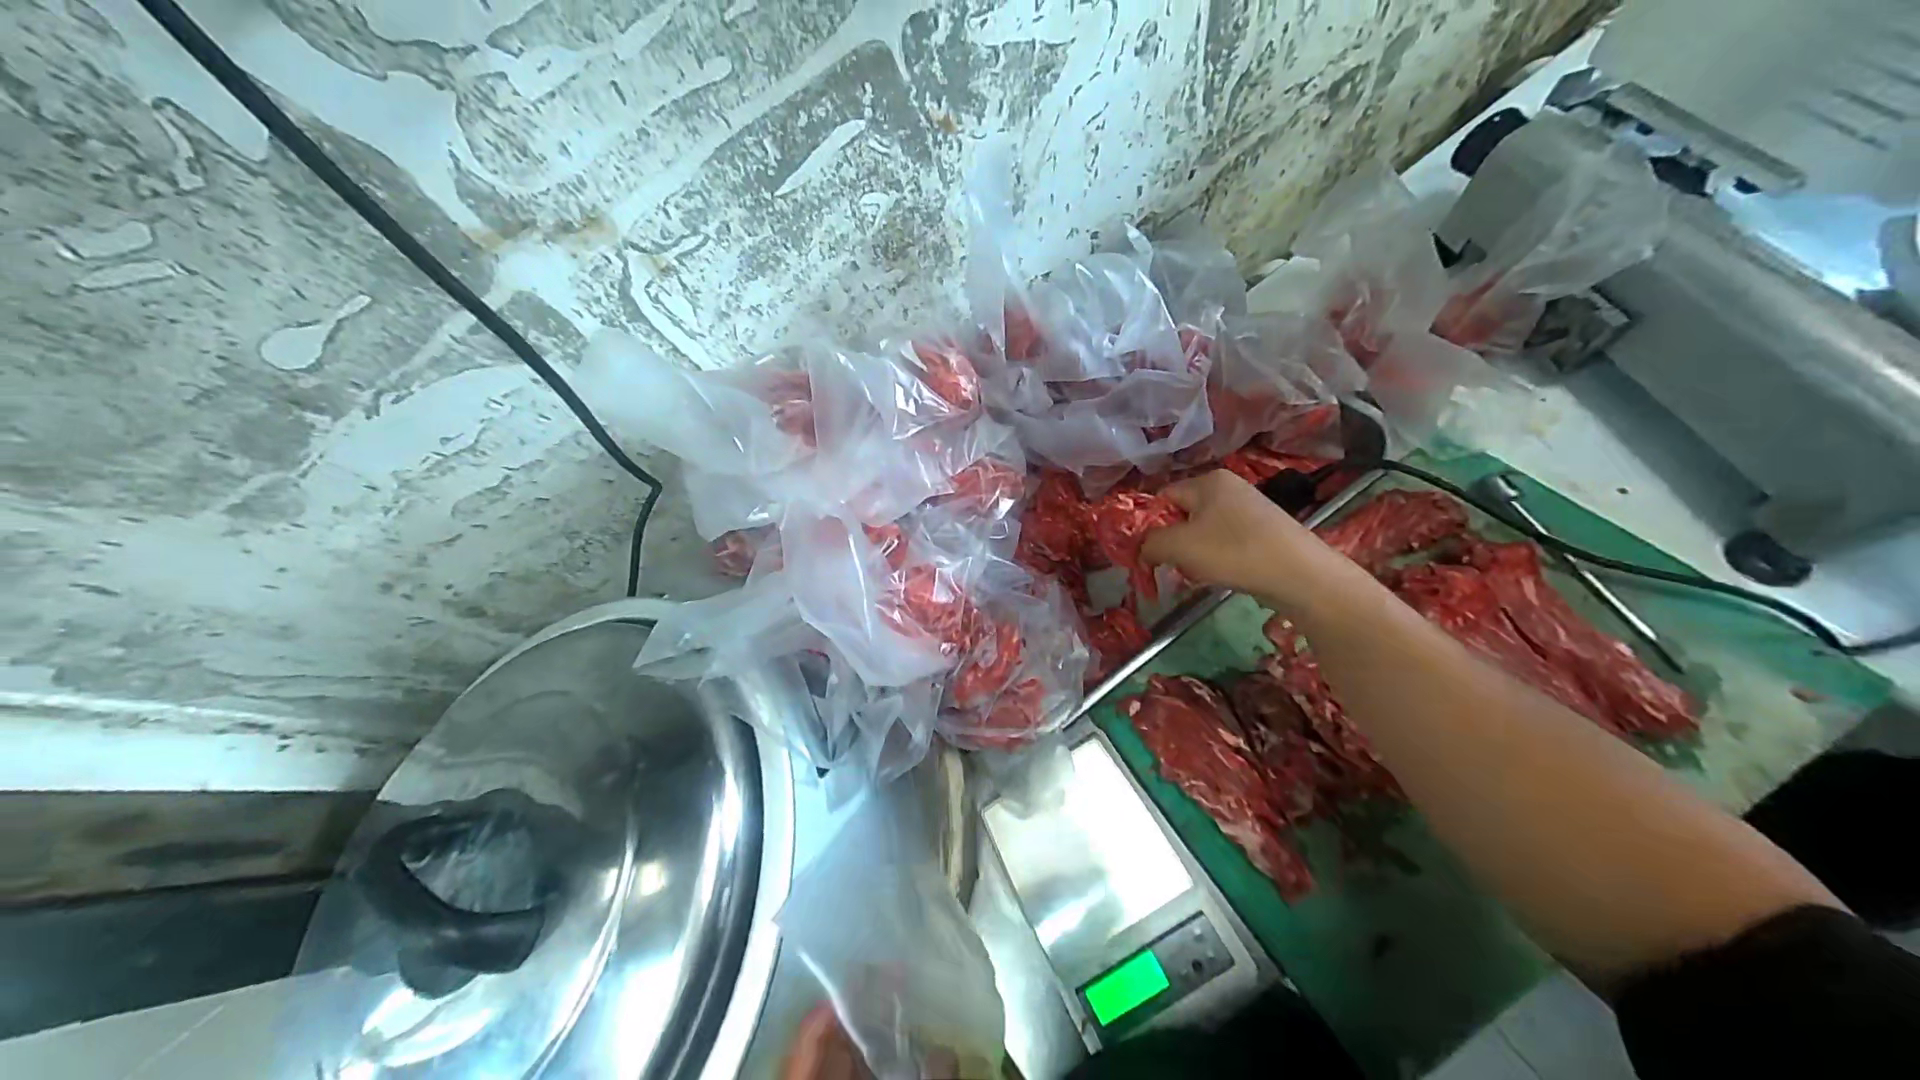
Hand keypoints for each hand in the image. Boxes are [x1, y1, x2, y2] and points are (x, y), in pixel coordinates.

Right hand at [1141, 470, 1364, 612]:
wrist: (1299, 574)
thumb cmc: (1233, 552)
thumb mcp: (1179, 546)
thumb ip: (1150, 543)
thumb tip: (1142, 550)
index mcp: (1208, 480)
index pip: (1162, 497)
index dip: (1149, 525)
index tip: (1147, 553)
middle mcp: (1229, 487)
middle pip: (1182, 514)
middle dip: (1172, 543)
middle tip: (1172, 567)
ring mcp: (1249, 508)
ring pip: (1202, 531)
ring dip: (1192, 554)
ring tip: (1198, 574)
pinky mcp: (1262, 530)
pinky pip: (1224, 541)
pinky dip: (1215, 558)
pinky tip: (1220, 575)